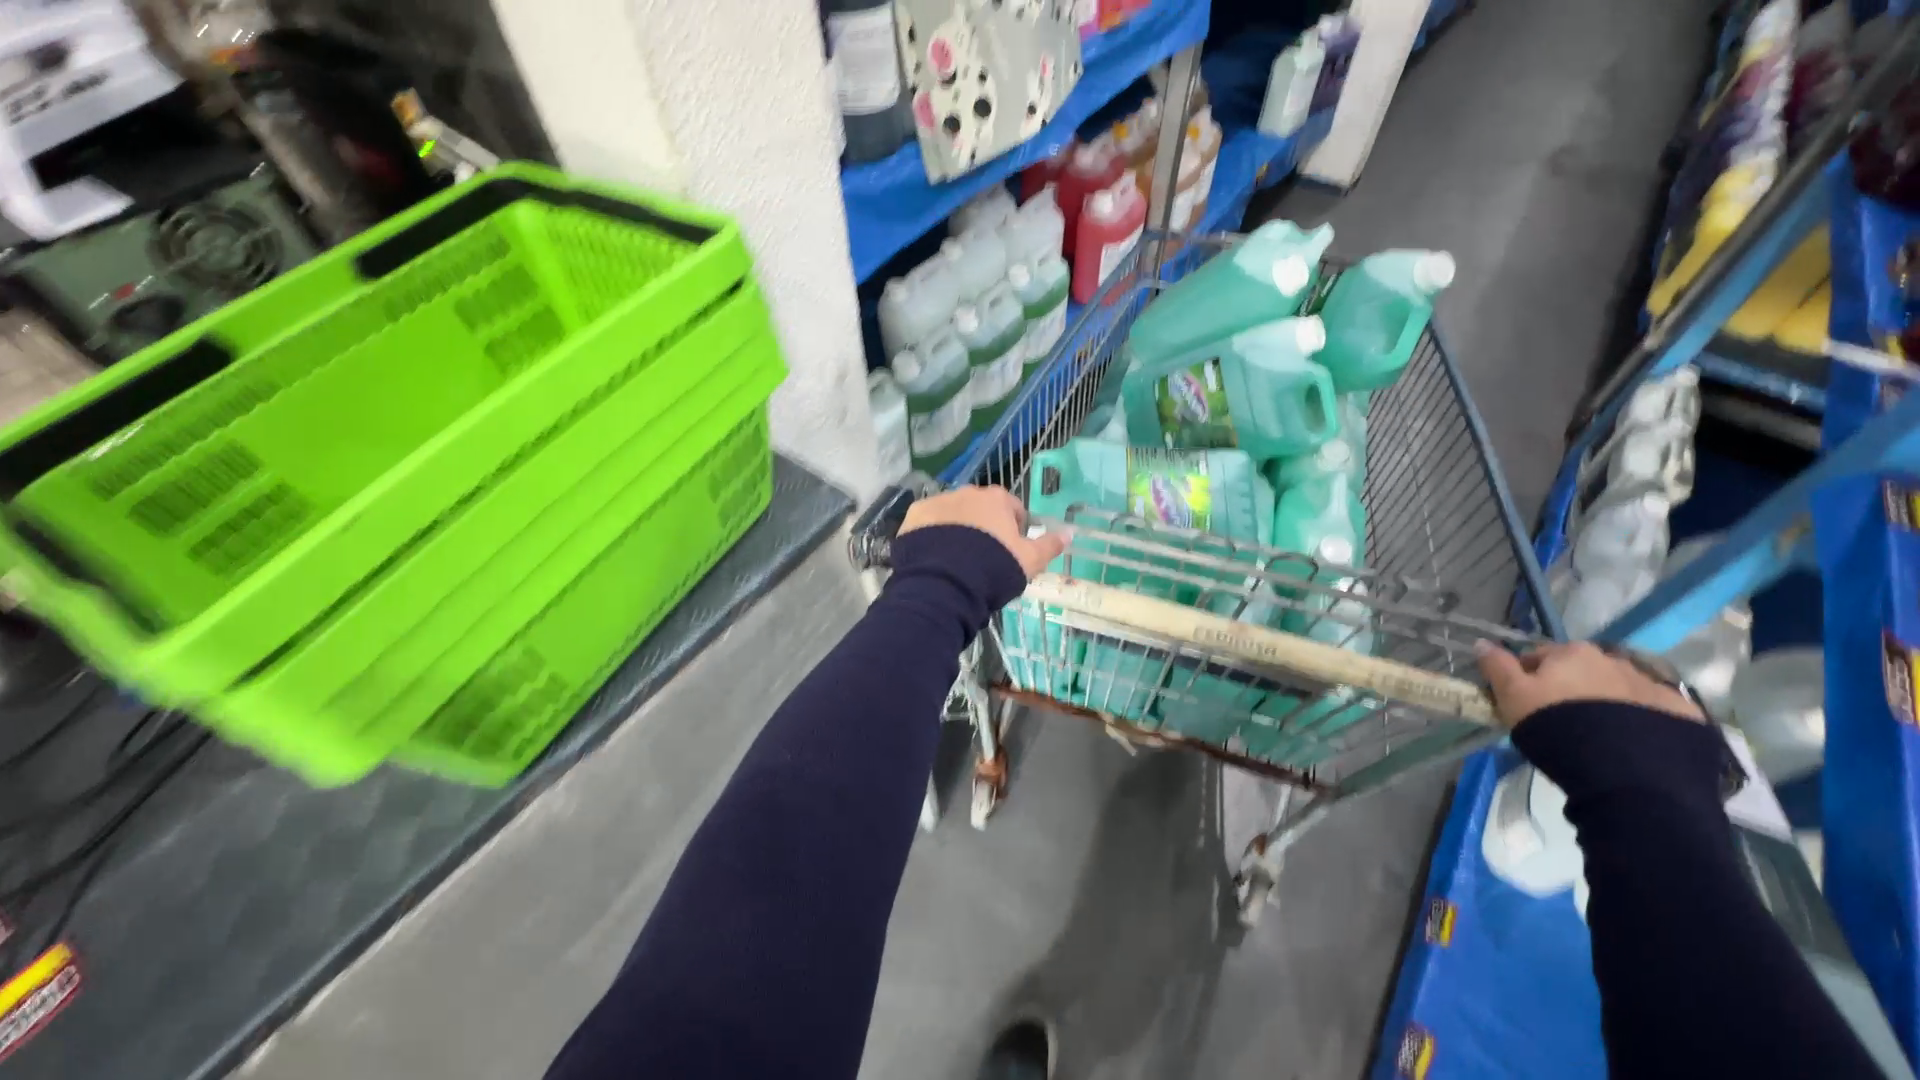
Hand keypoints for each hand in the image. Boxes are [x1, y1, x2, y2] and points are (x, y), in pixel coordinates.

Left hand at [899, 486, 1068, 578]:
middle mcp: (967, 492)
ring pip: (952, 514)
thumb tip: (1070, 533)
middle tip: (983, 557)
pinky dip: (931, 536)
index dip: (1013, 529)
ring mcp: (937, 502)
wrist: (947, 581)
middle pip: (979, 508)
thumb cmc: (995, 567)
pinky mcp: (913, 517)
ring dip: (956, 530)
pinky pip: (926, 524)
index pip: (1012, 508)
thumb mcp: (1030, 561)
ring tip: (957, 561)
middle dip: (982, 526)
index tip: (1010, 550)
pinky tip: (934, 558)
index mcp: (997, 499)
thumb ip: (1050, 545)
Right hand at [1475, 641, 1705, 728]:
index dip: (1527, 680)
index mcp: (1572, 653)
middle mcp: (1615, 660)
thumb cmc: (1557, 728)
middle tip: (1560, 723)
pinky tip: (1633, 745)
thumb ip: (1496, 667)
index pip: (1539, 658)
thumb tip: (1481, 642)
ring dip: (1606, 704)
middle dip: (1571, 689)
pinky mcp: (1683, 714)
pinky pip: (1654, 713)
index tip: (1524, 705)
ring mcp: (1653, 686)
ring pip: (1619, 690)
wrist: (1627, 775)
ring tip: (1598, 738)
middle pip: (1582, 672)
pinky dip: (1643, 722)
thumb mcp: (1513, 698)